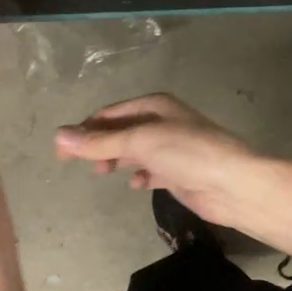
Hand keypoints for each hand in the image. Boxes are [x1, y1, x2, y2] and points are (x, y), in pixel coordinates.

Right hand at [54, 95, 261, 227]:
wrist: (232, 184)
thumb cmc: (187, 153)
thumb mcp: (140, 142)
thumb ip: (100, 142)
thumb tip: (59, 135)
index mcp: (155, 106)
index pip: (111, 113)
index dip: (85, 129)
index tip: (62, 151)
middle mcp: (164, 122)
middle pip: (122, 131)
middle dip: (100, 144)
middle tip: (77, 164)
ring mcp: (173, 148)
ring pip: (136, 151)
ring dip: (117, 160)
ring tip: (102, 173)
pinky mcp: (180, 173)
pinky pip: (153, 172)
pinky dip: (141, 176)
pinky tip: (135, 185)